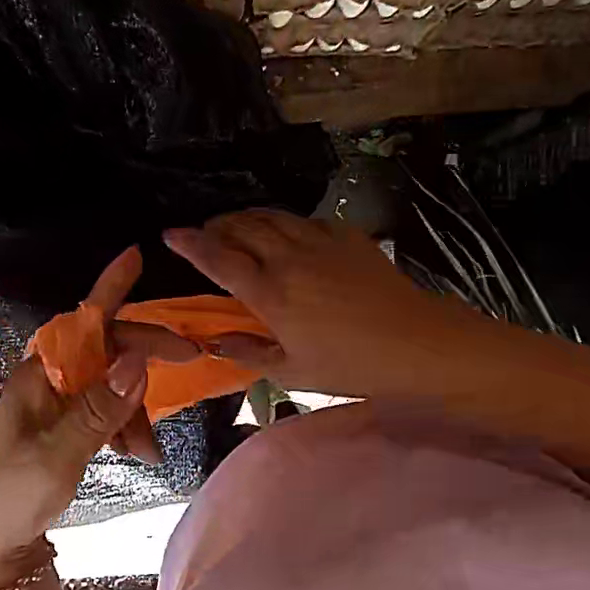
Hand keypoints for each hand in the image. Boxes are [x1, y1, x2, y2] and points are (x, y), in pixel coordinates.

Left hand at [0, 248, 196, 589]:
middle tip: (191, 357)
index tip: (136, 256)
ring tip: (148, 452)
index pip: (81, 322)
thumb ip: (97, 408)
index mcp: (40, 374)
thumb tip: (137, 360)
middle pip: (107, 348)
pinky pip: (109, 409)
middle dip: (145, 356)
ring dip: (137, 409)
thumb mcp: (57, 455)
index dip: (109, 288)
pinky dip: (128, 427)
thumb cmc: (11, 494)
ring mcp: (60, 402)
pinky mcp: (69, 425)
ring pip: (114, 383)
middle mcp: (50, 379)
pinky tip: (138, 453)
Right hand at [164, 210, 481, 397]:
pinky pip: (304, 219)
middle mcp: (289, 259)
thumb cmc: (351, 365)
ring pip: (272, 216)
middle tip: (206, 233)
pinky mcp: (346, 236)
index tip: (170, 234)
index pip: (219, 258)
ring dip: (246, 217)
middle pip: (242, 227)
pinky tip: (286, 233)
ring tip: (236, 225)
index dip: (190, 244)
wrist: (418, 344)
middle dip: (217, 225)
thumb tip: (216, 342)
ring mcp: (320, 242)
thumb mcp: (293, 373)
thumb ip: (249, 353)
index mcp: (271, 293)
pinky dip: (283, 221)